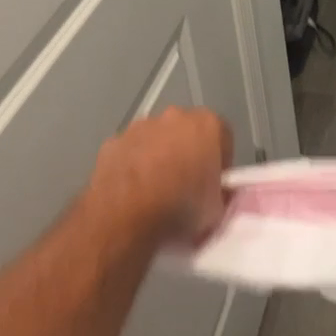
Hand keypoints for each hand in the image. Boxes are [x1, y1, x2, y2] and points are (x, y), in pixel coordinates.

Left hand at [89, 106, 232, 244]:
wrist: (124, 219)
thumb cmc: (180, 209)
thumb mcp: (216, 212)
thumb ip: (222, 195)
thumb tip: (218, 195)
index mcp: (208, 124)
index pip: (222, 137)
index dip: (220, 162)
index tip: (213, 184)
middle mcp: (175, 116)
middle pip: (187, 132)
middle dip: (188, 154)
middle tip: (185, 187)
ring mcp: (140, 127)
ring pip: (156, 139)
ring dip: (158, 158)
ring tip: (154, 193)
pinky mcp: (112, 142)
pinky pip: (129, 152)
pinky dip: (131, 166)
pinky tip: (130, 194)